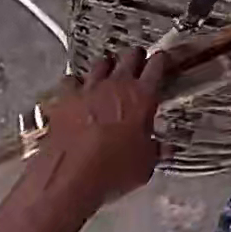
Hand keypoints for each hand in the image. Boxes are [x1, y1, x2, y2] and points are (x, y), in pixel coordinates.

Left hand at [38, 48, 166, 209]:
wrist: (72, 175)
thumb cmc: (113, 169)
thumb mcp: (144, 165)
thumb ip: (155, 150)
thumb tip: (163, 149)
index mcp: (141, 96)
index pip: (156, 66)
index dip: (160, 60)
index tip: (161, 59)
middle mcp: (117, 85)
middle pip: (130, 56)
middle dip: (136, 56)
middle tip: (139, 60)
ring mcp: (90, 88)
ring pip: (102, 63)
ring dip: (108, 66)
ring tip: (110, 70)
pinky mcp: (67, 97)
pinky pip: (72, 80)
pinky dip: (76, 83)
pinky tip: (77, 89)